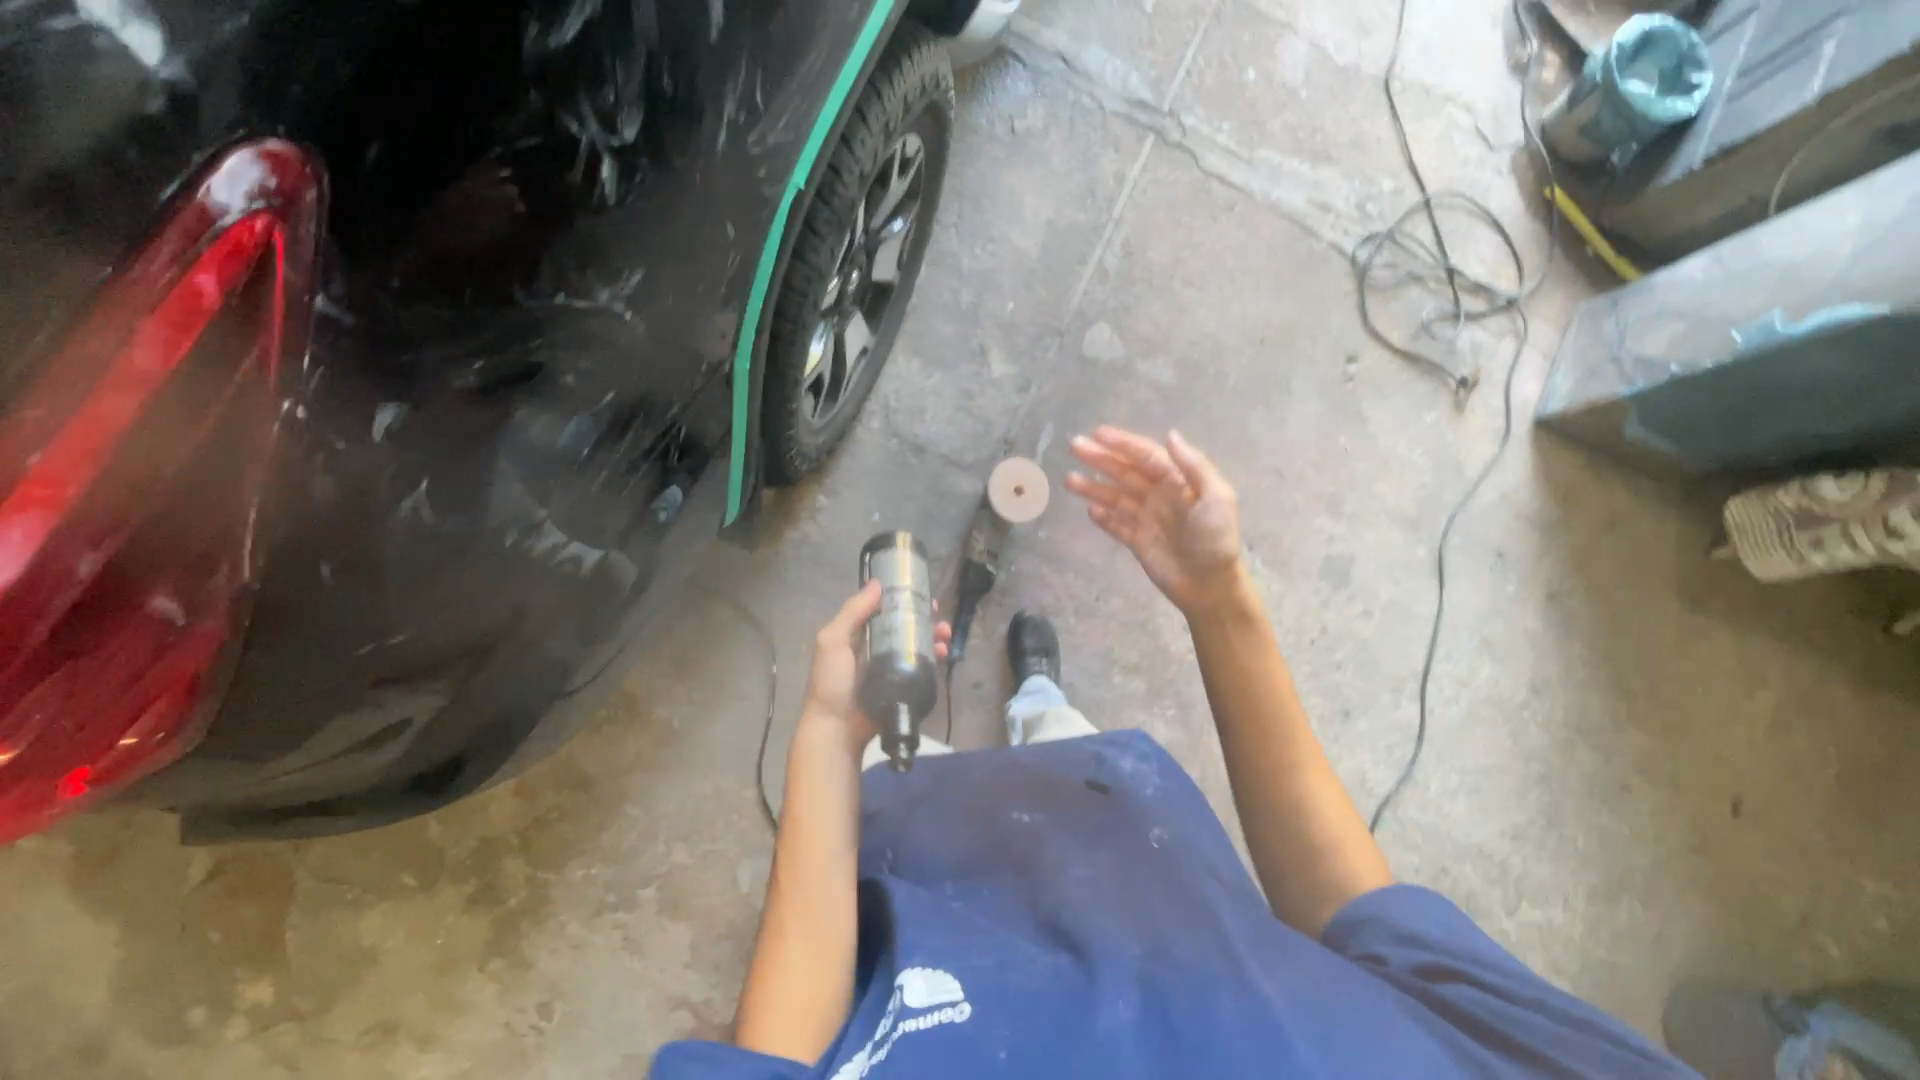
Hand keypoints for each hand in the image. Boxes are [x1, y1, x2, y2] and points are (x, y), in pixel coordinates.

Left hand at [799, 581, 950, 754]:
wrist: (837, 728)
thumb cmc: (832, 682)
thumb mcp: (833, 641)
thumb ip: (853, 612)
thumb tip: (877, 583)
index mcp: (856, 634)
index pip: (883, 610)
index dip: (901, 599)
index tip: (919, 592)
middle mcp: (874, 648)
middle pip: (904, 626)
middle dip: (922, 619)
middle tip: (937, 615)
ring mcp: (890, 667)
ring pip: (916, 645)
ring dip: (932, 636)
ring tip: (944, 634)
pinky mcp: (902, 686)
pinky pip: (921, 667)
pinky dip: (934, 658)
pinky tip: (942, 654)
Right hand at [1066, 426, 1245, 618]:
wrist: (1210, 584)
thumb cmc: (1215, 539)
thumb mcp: (1216, 497)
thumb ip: (1194, 465)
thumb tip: (1170, 434)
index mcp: (1179, 481)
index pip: (1146, 456)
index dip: (1122, 444)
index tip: (1097, 434)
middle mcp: (1159, 495)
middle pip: (1125, 472)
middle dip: (1100, 459)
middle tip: (1074, 446)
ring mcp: (1146, 518)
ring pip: (1115, 497)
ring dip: (1093, 487)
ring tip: (1069, 480)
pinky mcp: (1137, 541)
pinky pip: (1116, 525)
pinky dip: (1103, 518)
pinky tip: (1089, 510)